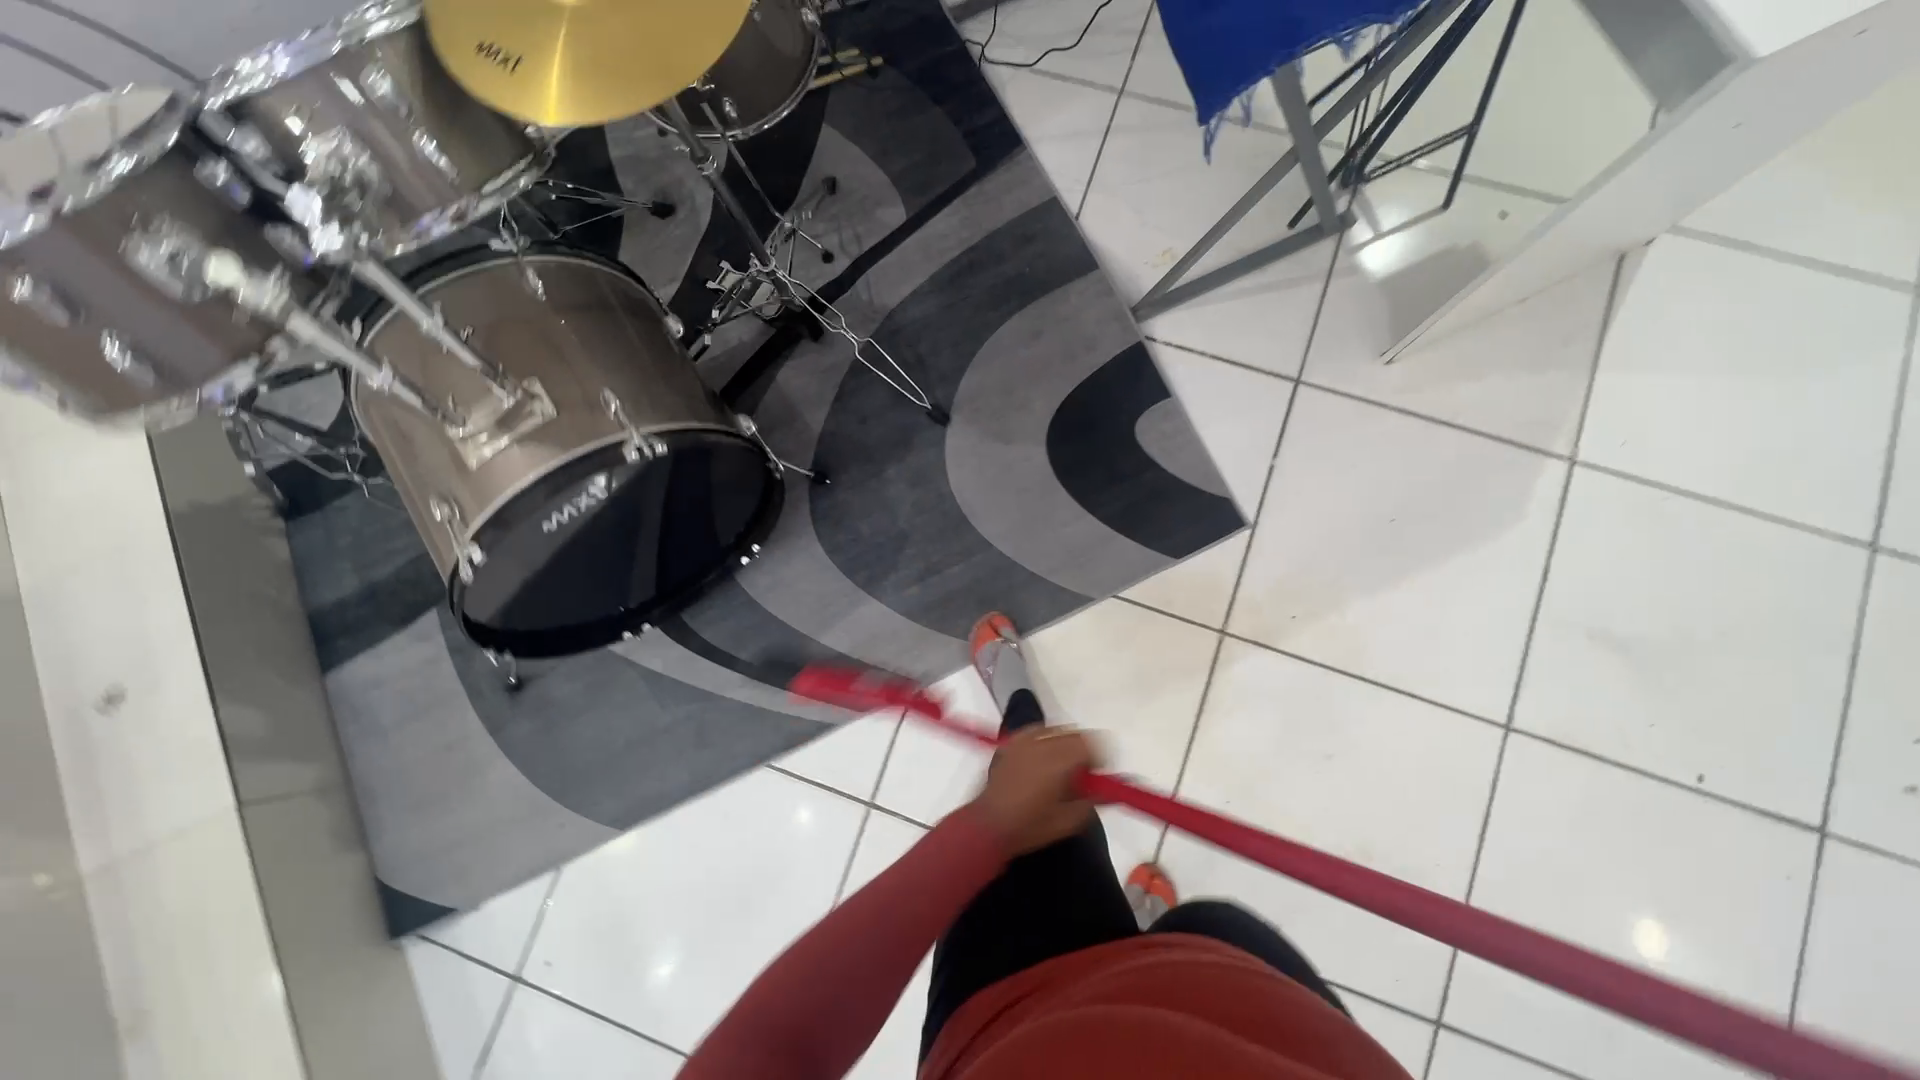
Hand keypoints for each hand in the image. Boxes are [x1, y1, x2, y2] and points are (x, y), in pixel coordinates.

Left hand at [968, 727, 1101, 855]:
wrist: (988, 825)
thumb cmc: (1030, 826)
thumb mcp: (1069, 820)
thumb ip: (1093, 800)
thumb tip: (1109, 789)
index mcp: (1059, 762)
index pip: (1090, 744)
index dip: (1099, 757)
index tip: (1097, 774)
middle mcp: (1043, 744)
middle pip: (1075, 734)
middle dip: (1084, 750)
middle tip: (1082, 772)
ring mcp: (1023, 741)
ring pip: (1056, 730)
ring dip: (1066, 743)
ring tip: (1062, 765)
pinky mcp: (1009, 743)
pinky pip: (1034, 730)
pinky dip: (1044, 738)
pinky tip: (1042, 755)